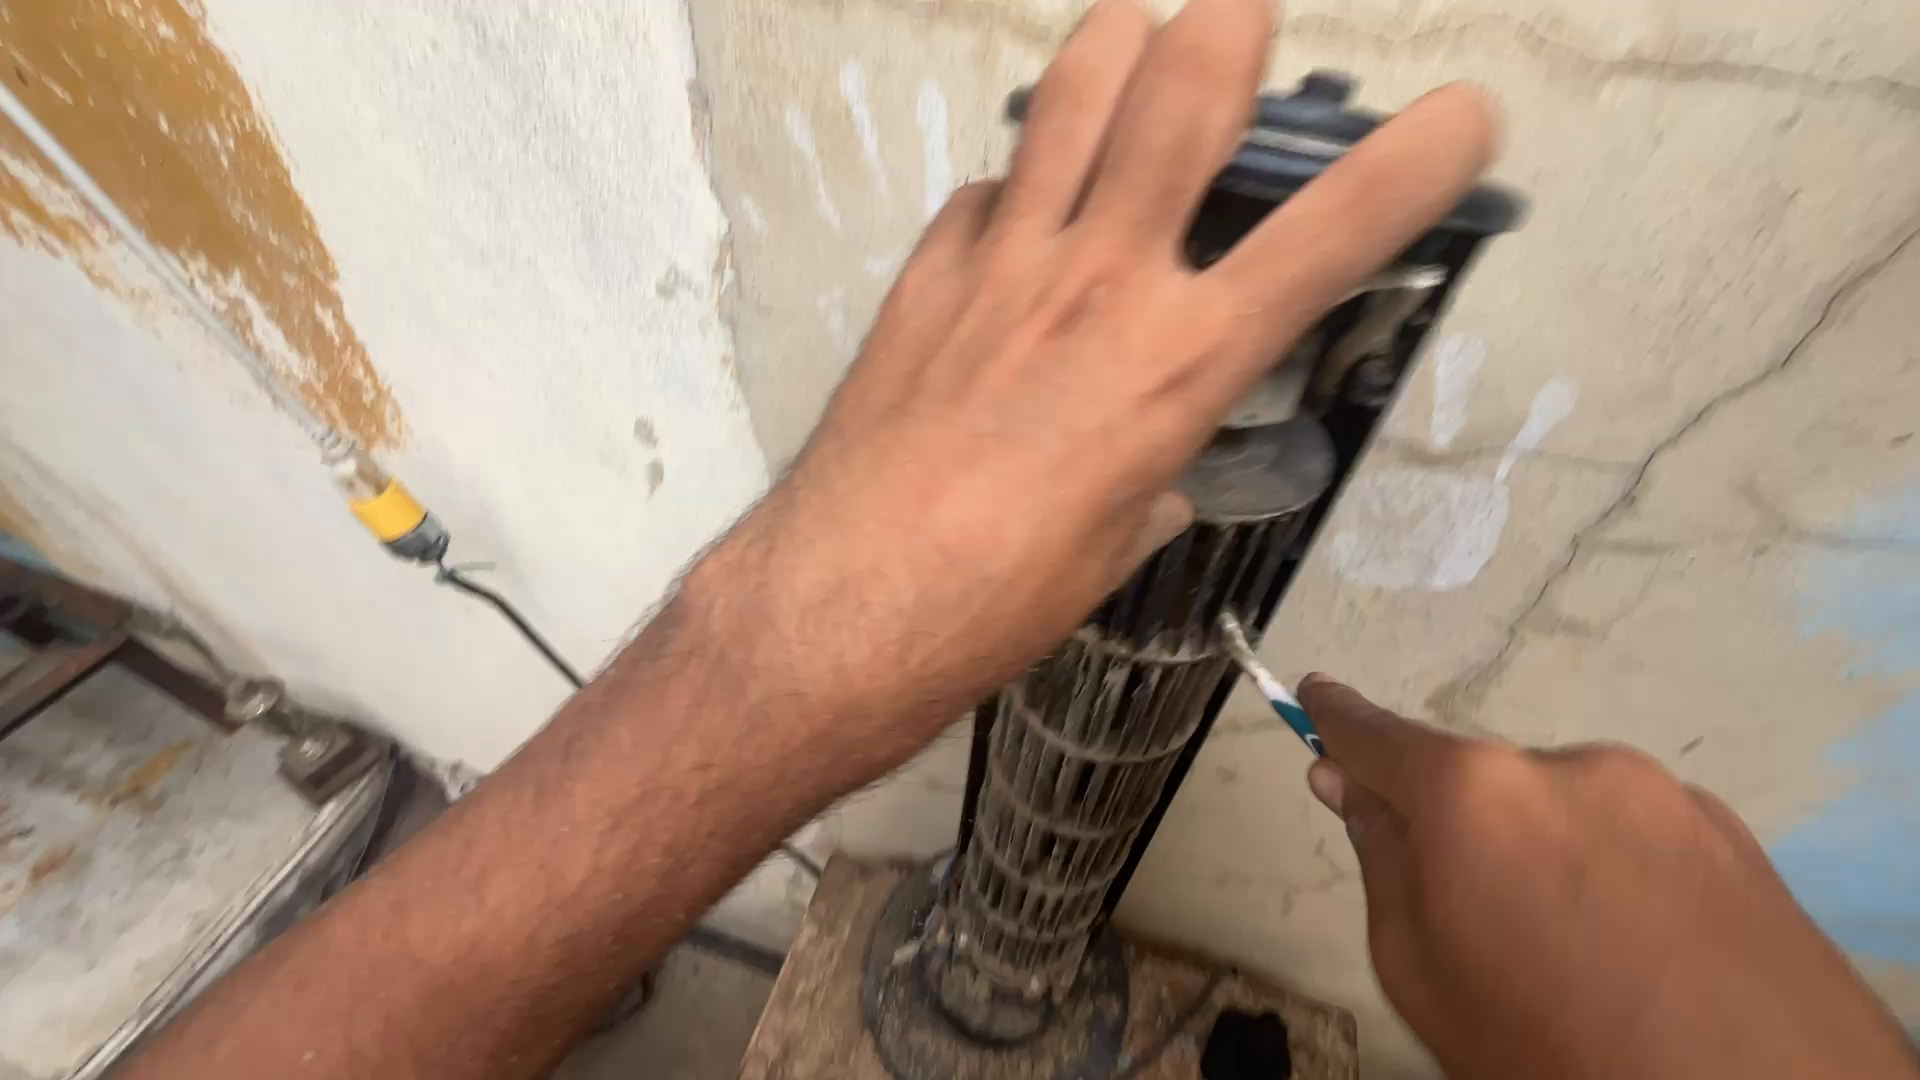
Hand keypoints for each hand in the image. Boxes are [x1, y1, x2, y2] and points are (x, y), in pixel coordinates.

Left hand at [680, 0, 1495, 771]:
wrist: (850, 602)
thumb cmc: (999, 600)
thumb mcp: (1111, 549)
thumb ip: (1149, 482)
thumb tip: (1150, 472)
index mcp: (1178, 366)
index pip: (1333, 233)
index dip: (1420, 159)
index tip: (1460, 121)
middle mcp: (1101, 282)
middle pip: (1187, 78)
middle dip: (1231, 31)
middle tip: (1235, 41)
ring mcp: (1002, 264)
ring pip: (1073, 89)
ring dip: (1117, 47)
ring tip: (1130, 55)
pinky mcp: (923, 275)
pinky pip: (982, 194)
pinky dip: (1009, 193)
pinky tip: (1006, 228)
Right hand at [1300, 676, 1919, 1079]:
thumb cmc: (1543, 1048)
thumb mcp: (1416, 965)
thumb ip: (1378, 854)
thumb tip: (1344, 780)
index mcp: (1471, 792)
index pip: (1374, 734)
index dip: (1334, 716)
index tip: (1312, 693)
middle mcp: (1564, 766)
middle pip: (1470, 776)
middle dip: (1449, 819)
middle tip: (1473, 906)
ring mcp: (1659, 794)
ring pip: (1551, 799)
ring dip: (1534, 841)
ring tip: (1574, 939)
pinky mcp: (1733, 834)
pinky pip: (1626, 826)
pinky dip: (1606, 861)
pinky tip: (1639, 940)